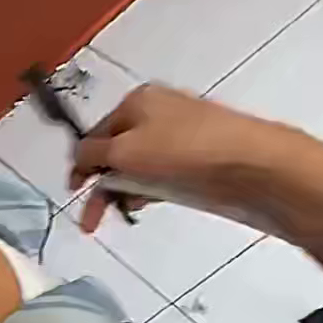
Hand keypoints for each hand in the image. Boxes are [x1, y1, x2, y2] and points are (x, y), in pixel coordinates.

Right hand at [69, 84, 322, 237]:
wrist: (248, 164)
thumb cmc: (179, 152)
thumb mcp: (122, 151)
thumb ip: (90, 155)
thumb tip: (77, 157)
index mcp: (136, 101)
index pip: (93, 135)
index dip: (81, 166)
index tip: (74, 194)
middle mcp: (154, 113)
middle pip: (112, 154)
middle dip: (99, 186)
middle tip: (92, 221)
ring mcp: (174, 135)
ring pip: (132, 167)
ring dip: (120, 191)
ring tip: (122, 213)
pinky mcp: (191, 158)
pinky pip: (155, 175)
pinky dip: (144, 191)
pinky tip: (143, 205)